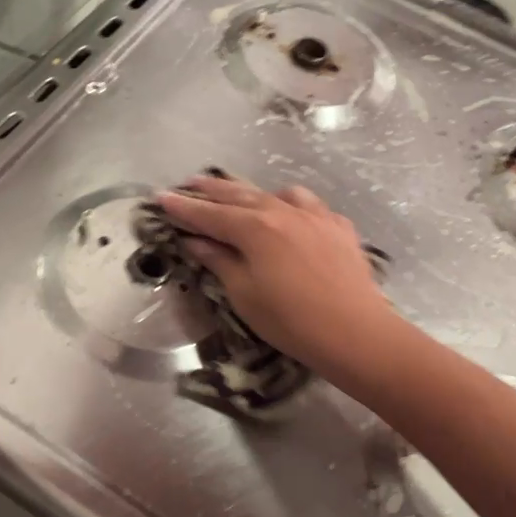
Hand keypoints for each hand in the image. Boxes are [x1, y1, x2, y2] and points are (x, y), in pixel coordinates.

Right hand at [156, 175, 390, 376]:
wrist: (355, 332)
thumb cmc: (290, 320)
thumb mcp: (244, 294)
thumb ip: (219, 261)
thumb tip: (195, 241)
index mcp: (255, 228)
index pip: (209, 214)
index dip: (183, 207)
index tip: (160, 198)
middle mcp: (283, 210)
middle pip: (240, 194)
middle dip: (211, 190)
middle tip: (189, 183)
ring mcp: (315, 215)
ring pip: (277, 193)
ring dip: (252, 193)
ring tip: (240, 197)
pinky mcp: (338, 227)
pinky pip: (308, 205)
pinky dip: (290, 205)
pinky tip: (290, 216)